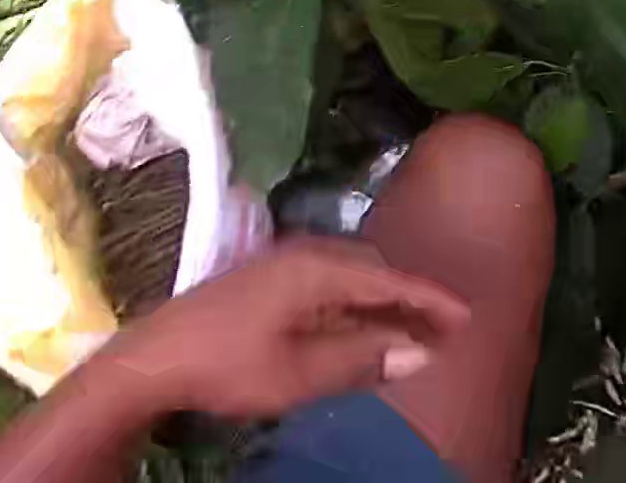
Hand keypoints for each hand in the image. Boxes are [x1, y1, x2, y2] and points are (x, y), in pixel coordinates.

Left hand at [100, 238, 469, 418]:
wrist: (158, 353)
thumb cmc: (229, 363)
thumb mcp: (298, 372)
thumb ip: (360, 357)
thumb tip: (419, 351)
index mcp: (318, 268)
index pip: (390, 279)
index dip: (431, 297)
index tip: (467, 313)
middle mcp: (310, 252)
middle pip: (376, 269)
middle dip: (412, 298)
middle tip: (444, 330)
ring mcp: (290, 260)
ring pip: (355, 273)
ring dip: (386, 299)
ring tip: (414, 328)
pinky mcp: (277, 274)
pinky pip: (334, 280)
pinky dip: (359, 300)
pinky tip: (365, 322)